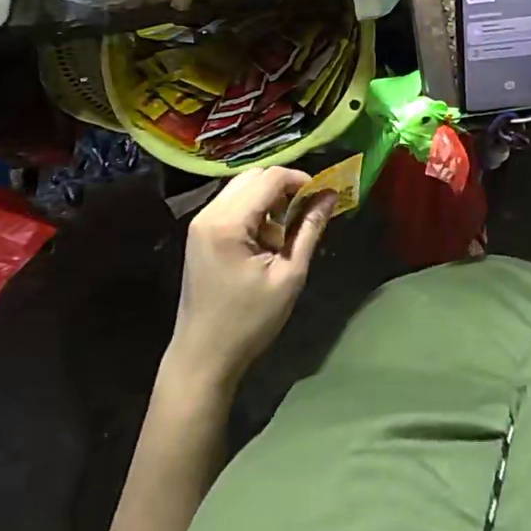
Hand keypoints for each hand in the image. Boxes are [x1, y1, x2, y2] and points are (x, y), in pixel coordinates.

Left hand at [168, 167, 336, 389]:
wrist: (204, 354)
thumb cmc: (250, 321)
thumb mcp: (289, 276)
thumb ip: (309, 230)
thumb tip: (330, 196)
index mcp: (227, 221)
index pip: (269, 178)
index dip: (301, 180)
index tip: (324, 197)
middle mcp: (208, 212)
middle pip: (253, 176)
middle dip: (285, 188)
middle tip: (307, 214)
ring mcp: (200, 222)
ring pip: (241, 188)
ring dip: (268, 200)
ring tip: (287, 232)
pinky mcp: (199, 233)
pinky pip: (231, 206)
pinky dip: (253, 212)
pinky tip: (266, 241)